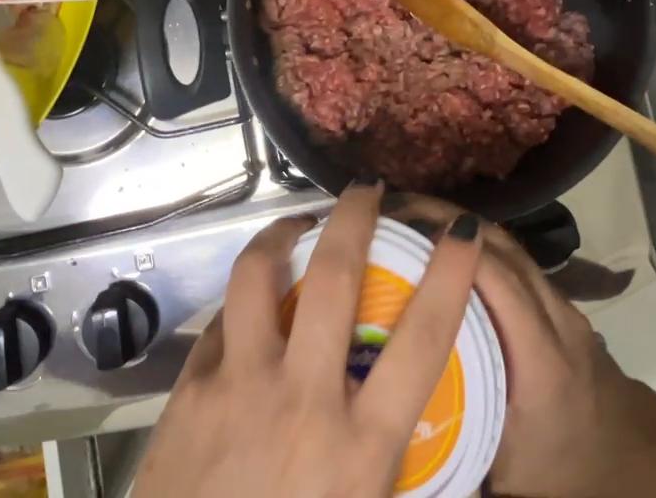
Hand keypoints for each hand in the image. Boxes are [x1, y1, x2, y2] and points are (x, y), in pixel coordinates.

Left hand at [134, 179, 484, 497]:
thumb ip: (398, 466)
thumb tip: (422, 422)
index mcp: (362, 443)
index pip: (423, 341)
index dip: (451, 276)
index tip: (463, 230)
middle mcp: (305, 398)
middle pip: (335, 278)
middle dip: (355, 219)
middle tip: (365, 189)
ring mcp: (241, 387)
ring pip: (259, 277)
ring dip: (280, 235)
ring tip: (294, 222)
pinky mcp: (192, 391)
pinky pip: (221, 323)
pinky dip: (240, 304)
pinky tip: (248, 304)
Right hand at [380, 193, 641, 496]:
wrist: (627, 460)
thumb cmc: (558, 468)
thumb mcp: (501, 463)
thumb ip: (455, 431)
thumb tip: (393, 413)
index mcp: (543, 359)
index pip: (499, 281)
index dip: (451, 248)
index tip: (399, 231)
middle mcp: (557, 319)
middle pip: (502, 249)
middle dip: (445, 220)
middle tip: (388, 212)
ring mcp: (560, 304)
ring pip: (509, 246)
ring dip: (459, 223)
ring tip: (404, 217)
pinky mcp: (555, 301)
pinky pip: (512, 258)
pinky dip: (474, 242)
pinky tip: (438, 242)